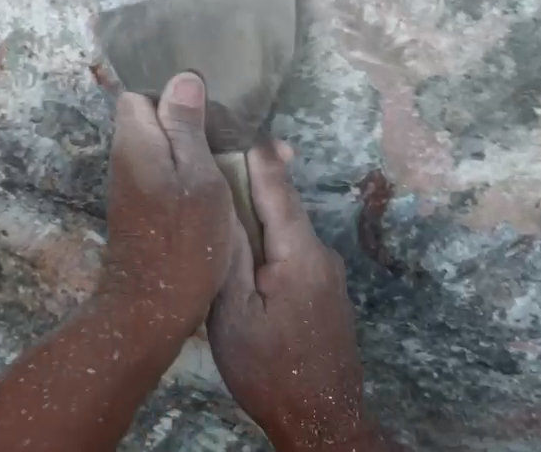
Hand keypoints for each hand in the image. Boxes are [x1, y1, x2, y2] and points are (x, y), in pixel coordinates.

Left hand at [98, 73, 239, 337]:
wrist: (152, 309)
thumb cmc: (183, 240)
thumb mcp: (198, 177)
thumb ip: (187, 127)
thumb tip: (183, 78)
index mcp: (135, 141)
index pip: (141, 95)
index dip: (174, 97)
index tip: (210, 109)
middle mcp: (126, 157)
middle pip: (157, 121)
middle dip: (196, 125)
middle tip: (239, 138)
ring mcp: (133, 184)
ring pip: (167, 150)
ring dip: (200, 153)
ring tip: (243, 164)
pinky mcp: (143, 207)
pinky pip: (168, 175)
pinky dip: (194, 176)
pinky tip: (226, 189)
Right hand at [209, 141, 380, 451]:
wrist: (321, 422)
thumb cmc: (268, 369)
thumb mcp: (233, 314)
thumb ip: (229, 254)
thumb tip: (222, 200)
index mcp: (299, 253)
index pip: (275, 186)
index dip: (253, 152)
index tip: (231, 119)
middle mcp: (320, 252)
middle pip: (281, 201)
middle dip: (249, 174)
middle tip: (214, 148)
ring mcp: (326, 271)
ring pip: (285, 224)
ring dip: (255, 206)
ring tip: (218, 190)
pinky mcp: (324, 287)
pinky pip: (291, 245)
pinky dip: (267, 232)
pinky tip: (243, 237)